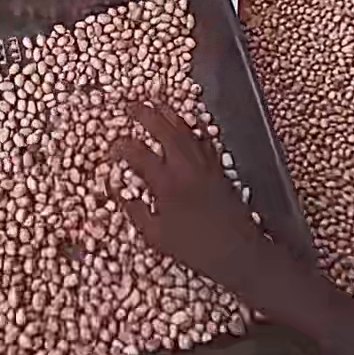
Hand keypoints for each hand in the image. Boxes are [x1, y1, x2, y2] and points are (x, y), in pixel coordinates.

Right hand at [114, 103, 302, 306]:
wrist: (240, 253)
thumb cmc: (195, 249)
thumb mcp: (157, 237)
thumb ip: (137, 212)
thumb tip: (121, 195)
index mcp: (166, 184)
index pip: (139, 155)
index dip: (122, 147)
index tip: (113, 146)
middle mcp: (185, 168)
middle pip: (164, 131)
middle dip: (145, 115)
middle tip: (131, 104)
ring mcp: (205, 165)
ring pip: (185, 131)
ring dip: (169, 114)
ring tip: (156, 102)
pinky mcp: (219, 168)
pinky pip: (203, 140)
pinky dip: (193, 127)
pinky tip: (189, 121)